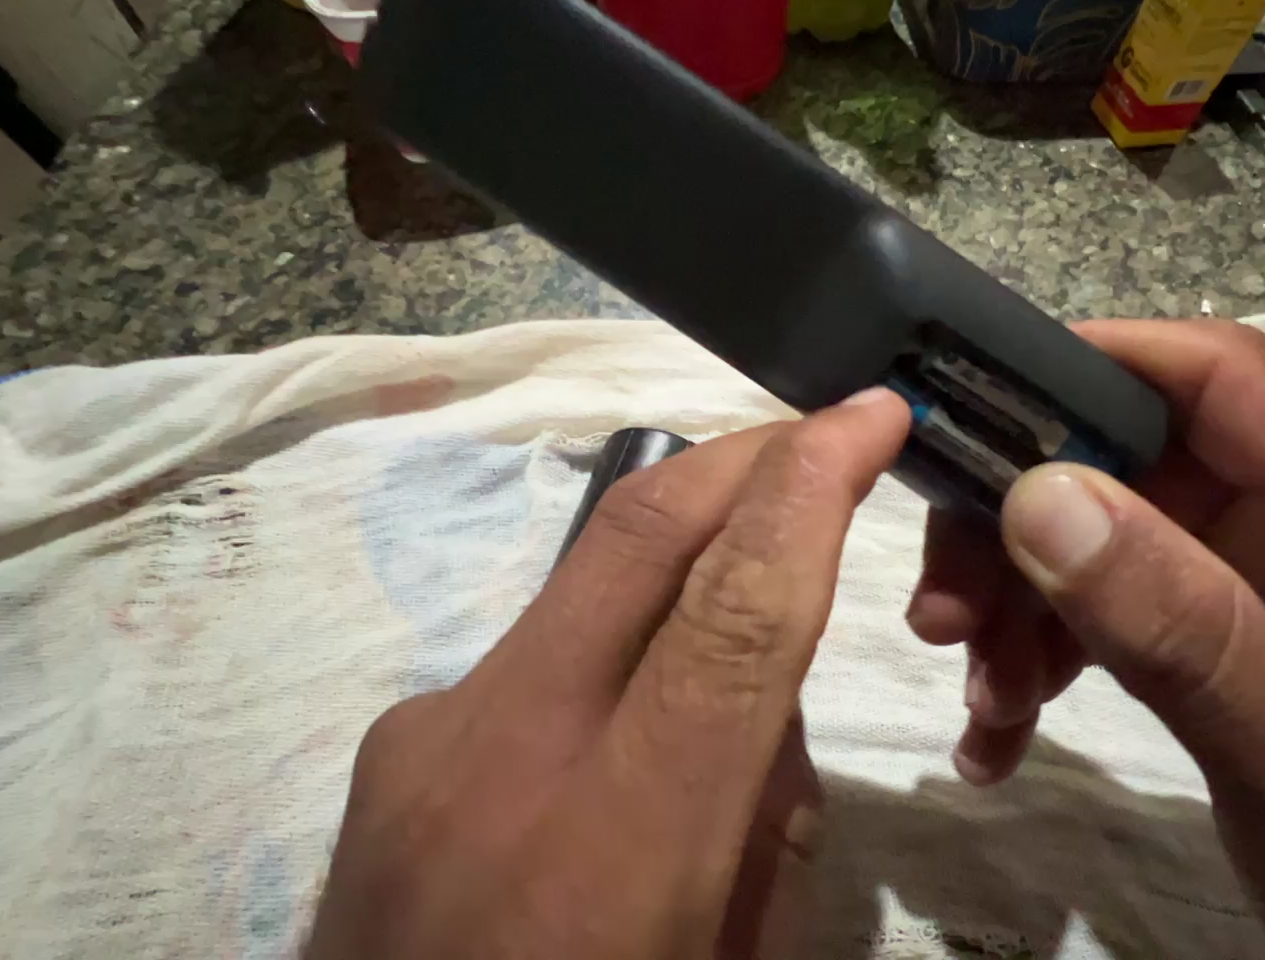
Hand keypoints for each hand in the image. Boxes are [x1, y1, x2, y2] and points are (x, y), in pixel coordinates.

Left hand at [305, 391, 908, 959]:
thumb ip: (765, 814)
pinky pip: (541, 648)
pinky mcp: (397, 735)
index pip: (735, 611)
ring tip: (734, 620)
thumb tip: (761, 687)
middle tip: (820, 432)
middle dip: (745, 454)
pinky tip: (618, 717)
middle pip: (640, 532)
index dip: (808, 491)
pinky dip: (614, 640)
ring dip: (687, 553)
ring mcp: (428, 733)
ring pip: (593, 578)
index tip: (867, 416)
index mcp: (617, 848)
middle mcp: (504, 758)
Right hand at [911, 320, 1264, 958]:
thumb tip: (1039, 496)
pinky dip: (1057, 649)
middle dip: (1025, 527)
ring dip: (1028, 603)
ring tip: (980, 695)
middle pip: (1144, 465)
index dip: (1094, 365)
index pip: (1231, 380)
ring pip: (1118, 534)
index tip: (972, 403)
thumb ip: (1183, 633)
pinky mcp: (1257, 624)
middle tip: (943, 608)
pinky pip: (1130, 601)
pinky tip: (1007, 722)